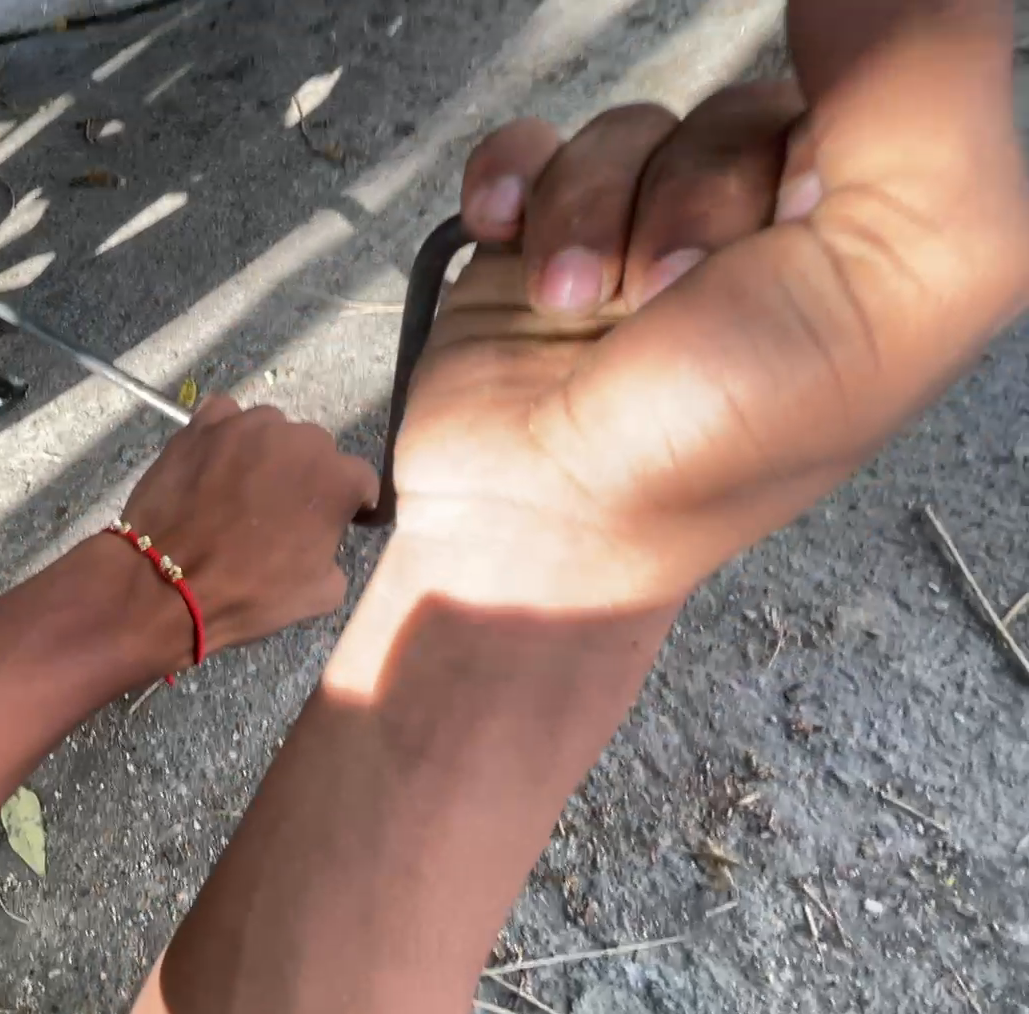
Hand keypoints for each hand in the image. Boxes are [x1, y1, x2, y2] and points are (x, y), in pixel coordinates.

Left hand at [121, 397, 377, 652]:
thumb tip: (322, 538)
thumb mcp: (321, 593)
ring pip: (270, 429)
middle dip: (304, 477)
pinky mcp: (200, 425)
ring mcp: (246, 426)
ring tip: (240, 486)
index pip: (360, 482)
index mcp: (337, 478)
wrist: (165, 583)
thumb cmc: (248, 593)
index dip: (349, 506)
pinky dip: (224, 434)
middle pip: (314, 450)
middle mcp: (299, 439)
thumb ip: (335, 553)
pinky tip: (213, 461)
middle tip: (278, 511)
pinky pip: (224, 416)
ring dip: (264, 452)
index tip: (335, 523)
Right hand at [390, 0, 1027, 609]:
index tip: (776, 229)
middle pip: (724, 112)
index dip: (805, 151)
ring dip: (586, 215)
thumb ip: (928, 86)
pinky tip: (496, 230)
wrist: (536, 514)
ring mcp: (616, 242)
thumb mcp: (908, 268)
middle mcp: (738, 230)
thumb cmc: (711, 431)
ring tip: (571, 307)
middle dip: (687, 200)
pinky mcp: (518, 258)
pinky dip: (504, 179)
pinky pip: (518, 154)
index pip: (859, 95)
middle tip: (663, 298)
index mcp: (858, 234)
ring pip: (613, 137)